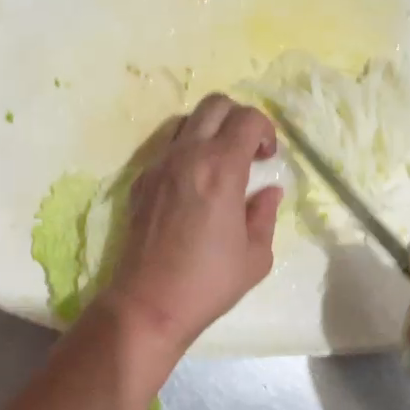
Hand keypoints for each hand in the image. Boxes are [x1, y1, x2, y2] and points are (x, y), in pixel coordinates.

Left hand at [95, 94, 283, 350]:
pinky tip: (193, 186)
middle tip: (247, 152)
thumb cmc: (207, 284)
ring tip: (219, 165)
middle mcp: (187, 156)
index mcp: (221, 169)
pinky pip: (166, 149)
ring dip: (209, 131)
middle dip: (238, 118)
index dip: (265, 130)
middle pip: (214, 105)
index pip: (247, 119)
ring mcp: (158, 166)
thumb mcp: (255, 258)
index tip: (268, 157)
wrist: (148, 304)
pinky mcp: (140, 183)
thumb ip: (265, 216)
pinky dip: (185, 152)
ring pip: (186, 122)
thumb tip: (268, 193)